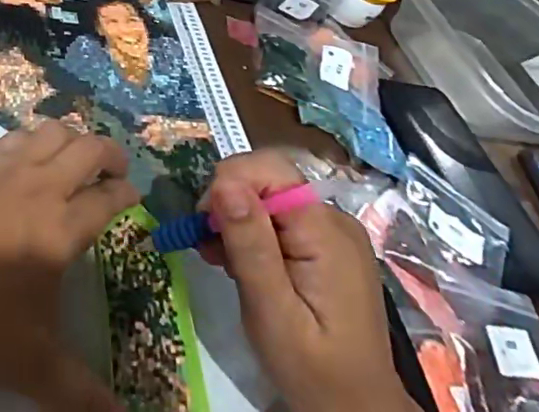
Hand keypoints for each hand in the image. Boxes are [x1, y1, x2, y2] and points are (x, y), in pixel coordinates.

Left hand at [0, 121, 139, 410]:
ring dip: (75, 139)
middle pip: (88, 148)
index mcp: (60, 228)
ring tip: (79, 162)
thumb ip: (80, 392)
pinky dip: (38, 138)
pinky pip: (19, 134)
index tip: (135, 198)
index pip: (108, 197)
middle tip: (117, 174)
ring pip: (53, 130)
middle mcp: (39, 186)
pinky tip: (33, 160)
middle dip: (112, 155)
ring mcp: (6, 168)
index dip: (128, 194)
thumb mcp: (30, 363)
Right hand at [197, 151, 413, 411]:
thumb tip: (223, 182)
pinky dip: (253, 234)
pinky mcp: (325, 246)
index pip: (271, 168)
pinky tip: (242, 265)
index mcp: (326, 231)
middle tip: (208, 248)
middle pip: (267, 180)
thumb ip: (250, 246)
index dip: (230, 181)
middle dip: (228, 205)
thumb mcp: (272, 313)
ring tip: (222, 263)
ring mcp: (332, 232)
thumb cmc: (313, 370)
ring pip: (269, 198)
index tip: (205, 222)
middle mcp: (333, 219)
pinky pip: (280, 219)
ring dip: (236, 222)